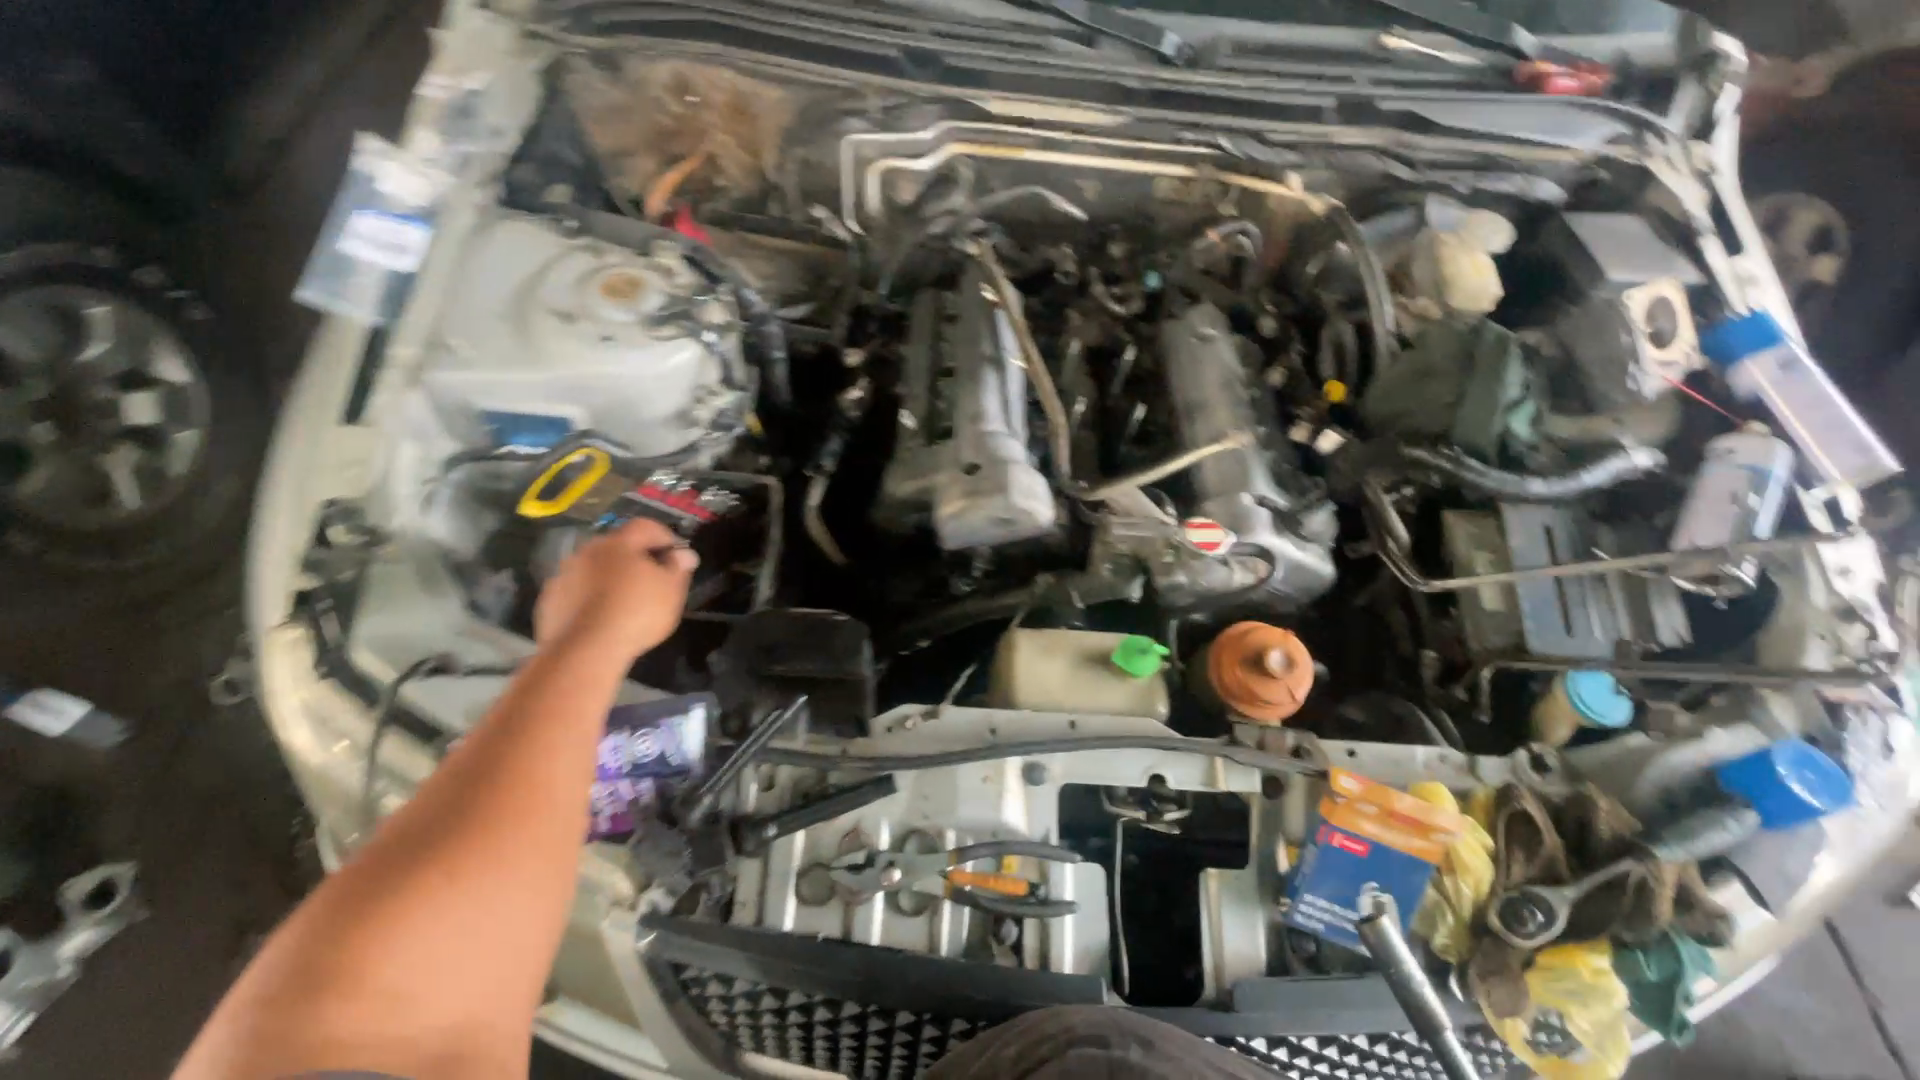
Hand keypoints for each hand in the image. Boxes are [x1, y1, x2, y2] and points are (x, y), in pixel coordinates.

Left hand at [534, 519, 697, 657]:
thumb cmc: (636, 614)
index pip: (646, 526)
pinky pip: (575, 590)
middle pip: (616, 546)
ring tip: (622, 602)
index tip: (676, 555)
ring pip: (593, 568)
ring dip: (608, 577)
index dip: (664, 537)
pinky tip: (598, 617)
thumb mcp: (671, 592)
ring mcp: (564, 573)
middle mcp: (588, 550)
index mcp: (620, 543)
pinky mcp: (549, 598)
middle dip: (634, 558)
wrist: (584, 650)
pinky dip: (588, 597)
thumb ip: (678, 568)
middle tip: (650, 579)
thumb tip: (684, 554)